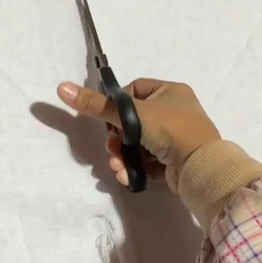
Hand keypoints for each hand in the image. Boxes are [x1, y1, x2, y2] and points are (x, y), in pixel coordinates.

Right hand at [56, 78, 220, 190]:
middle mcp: (176, 111)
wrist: (200, 166)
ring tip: (117, 166)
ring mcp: (177, 137)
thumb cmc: (169, 129)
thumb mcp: (130, 114)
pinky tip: (126, 175)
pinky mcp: (176, 161)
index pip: (134, 91)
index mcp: (170, 91)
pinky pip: (148, 161)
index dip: (117, 106)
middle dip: (117, 138)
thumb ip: (96, 104)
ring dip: (122, 156)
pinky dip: (135, 168)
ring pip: (138, 144)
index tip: (109, 120)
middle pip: (133, 122)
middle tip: (112, 148)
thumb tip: (61, 87)